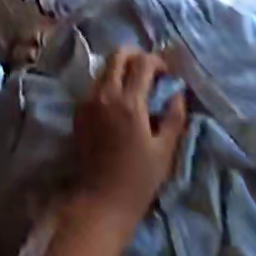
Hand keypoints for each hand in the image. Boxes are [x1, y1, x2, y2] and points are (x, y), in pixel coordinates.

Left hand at [74, 48, 187, 222]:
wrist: (101, 200)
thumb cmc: (138, 179)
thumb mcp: (165, 150)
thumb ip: (174, 116)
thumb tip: (177, 92)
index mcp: (128, 102)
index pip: (142, 63)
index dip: (157, 61)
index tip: (166, 73)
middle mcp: (104, 94)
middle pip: (117, 55)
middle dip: (136, 55)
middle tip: (150, 70)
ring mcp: (88, 100)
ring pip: (103, 67)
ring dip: (120, 67)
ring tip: (135, 84)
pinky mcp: (78, 109)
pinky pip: (94, 83)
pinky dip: (108, 81)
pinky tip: (119, 100)